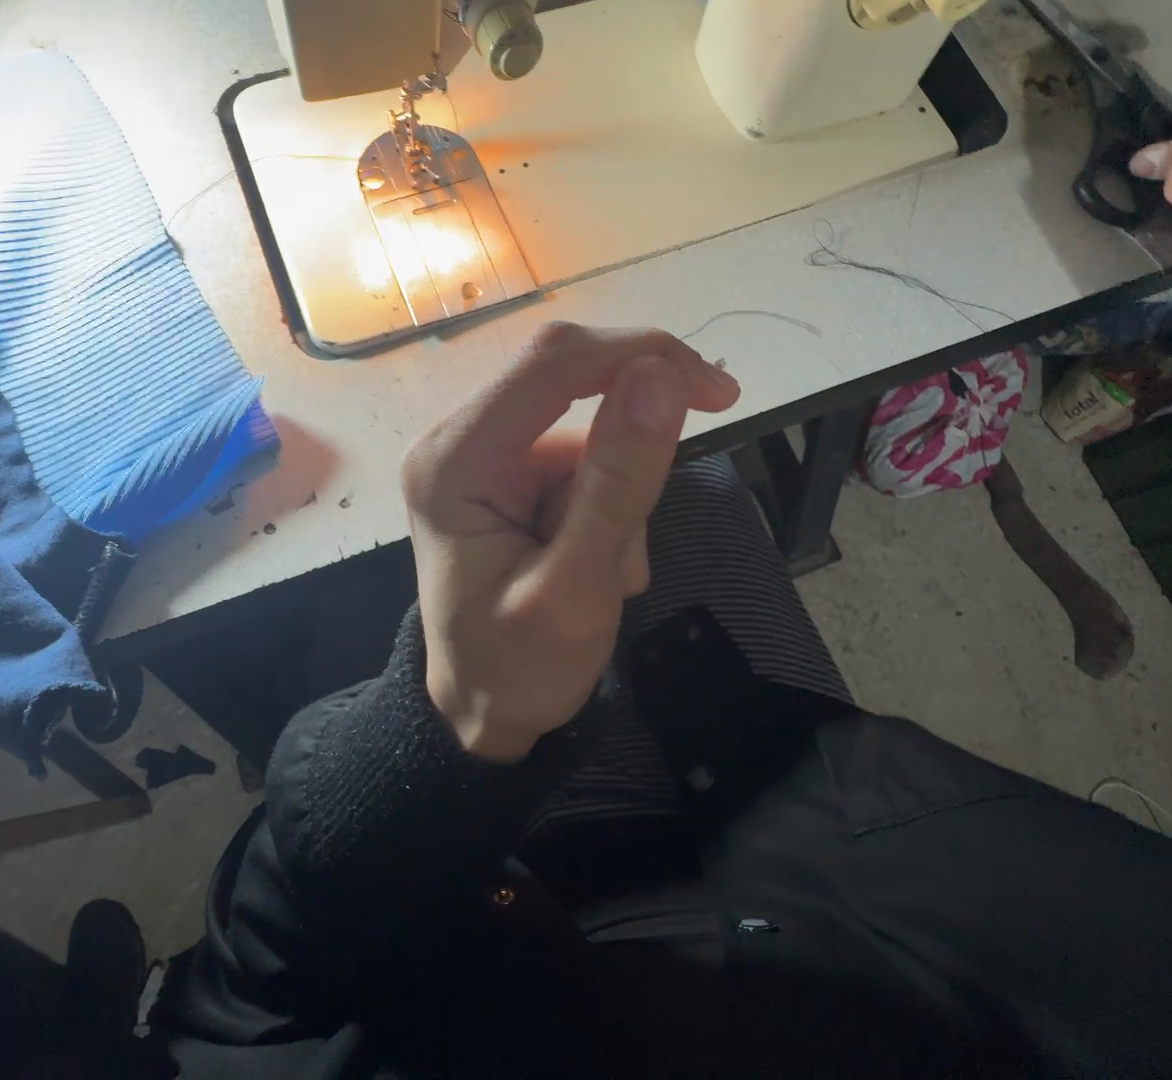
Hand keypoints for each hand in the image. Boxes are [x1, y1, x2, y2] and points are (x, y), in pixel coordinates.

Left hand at [401, 323, 739, 761]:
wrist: (481, 713)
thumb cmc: (518, 670)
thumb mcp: (577, 590)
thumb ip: (618, 483)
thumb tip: (660, 375)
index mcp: (455, 462)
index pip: (552, 364)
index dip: (642, 354)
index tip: (717, 390)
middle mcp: (458, 441)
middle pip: (568, 385)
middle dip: (630, 450)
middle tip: (654, 521)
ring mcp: (483, 457)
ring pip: (587, 435)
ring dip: (619, 502)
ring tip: (606, 579)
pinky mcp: (508, 477)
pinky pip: (581, 465)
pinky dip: (607, 512)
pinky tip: (595, 567)